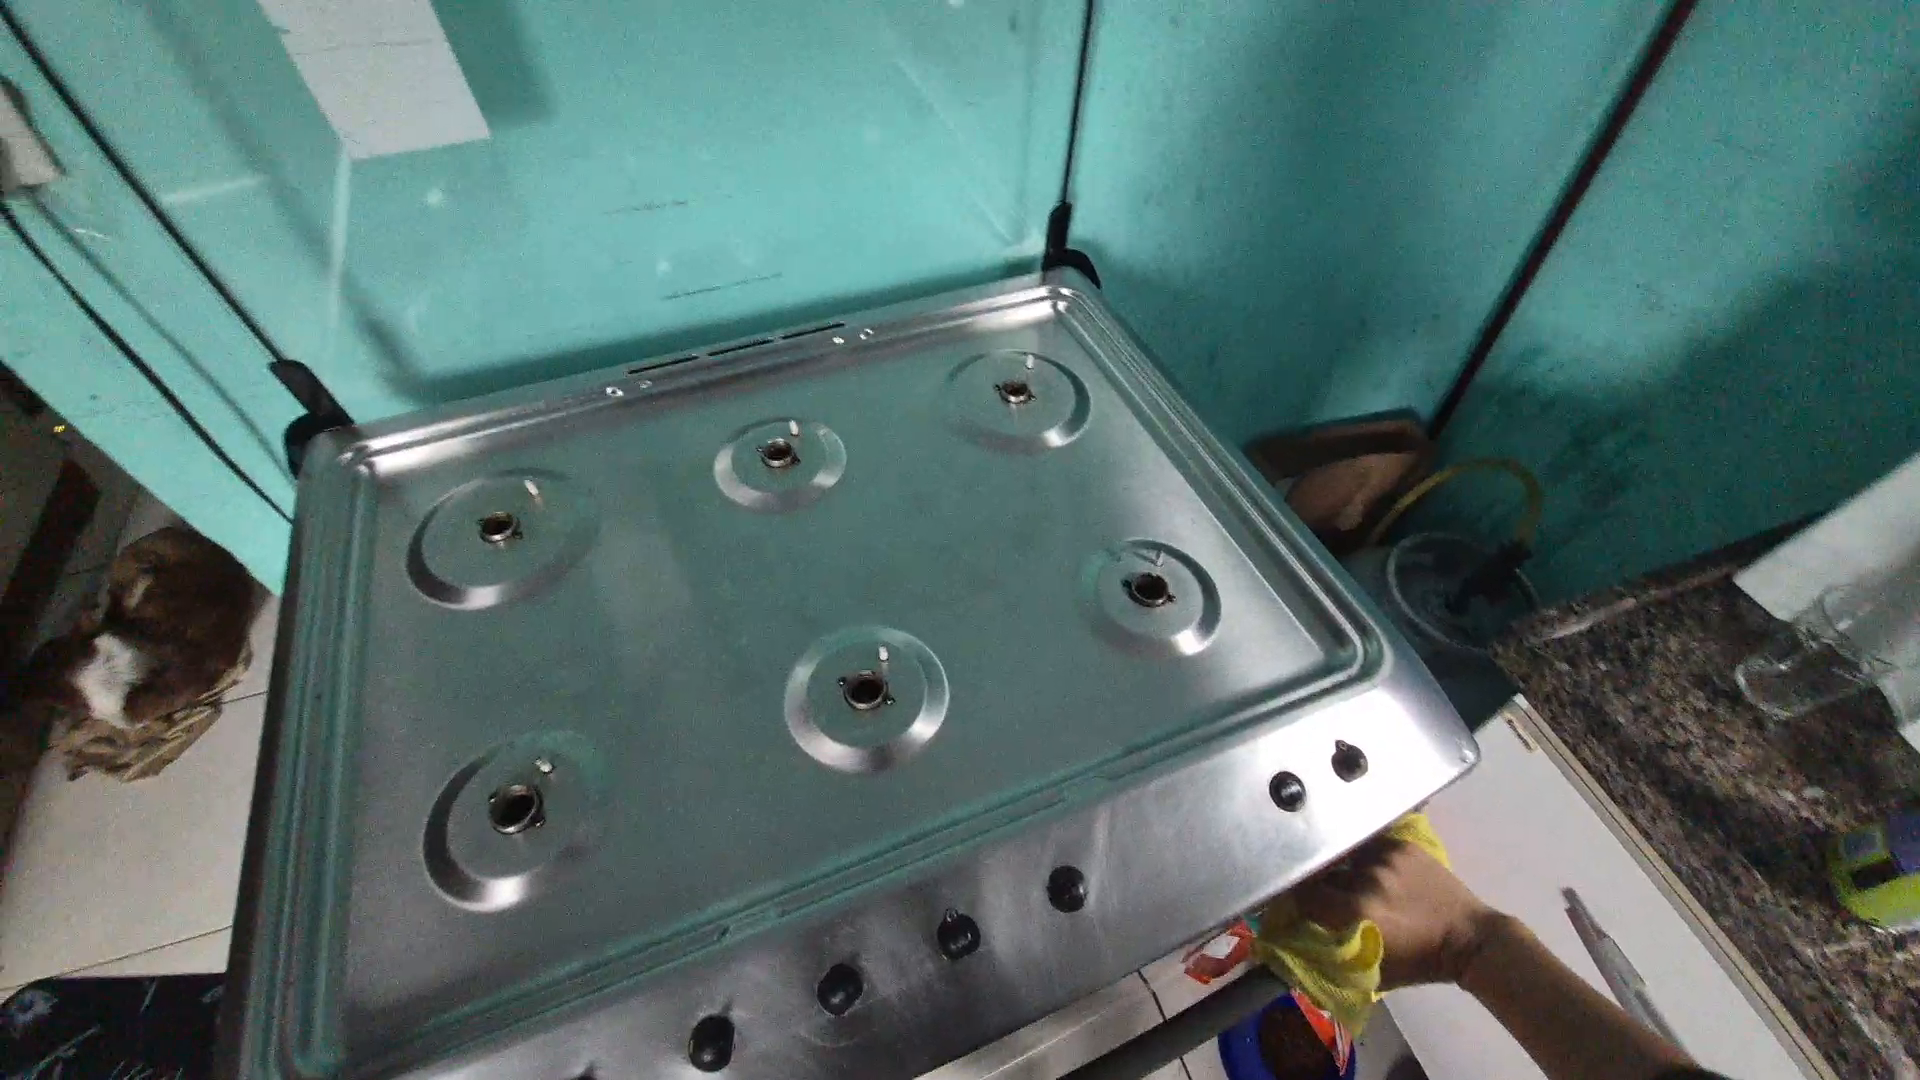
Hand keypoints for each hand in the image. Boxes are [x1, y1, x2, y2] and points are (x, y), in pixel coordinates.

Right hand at [1291, 838, 1511, 989]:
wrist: (1471, 940)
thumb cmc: (1421, 960)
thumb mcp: (1374, 967)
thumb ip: (1336, 950)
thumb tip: (1300, 934)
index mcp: (1357, 911)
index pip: (1305, 892)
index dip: (1298, 896)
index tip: (1299, 900)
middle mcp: (1366, 878)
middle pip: (1322, 870)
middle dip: (1319, 878)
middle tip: (1323, 887)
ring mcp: (1384, 857)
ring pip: (1343, 853)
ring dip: (1341, 863)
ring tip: (1347, 872)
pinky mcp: (1400, 844)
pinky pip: (1366, 842)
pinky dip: (1362, 852)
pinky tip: (1369, 862)